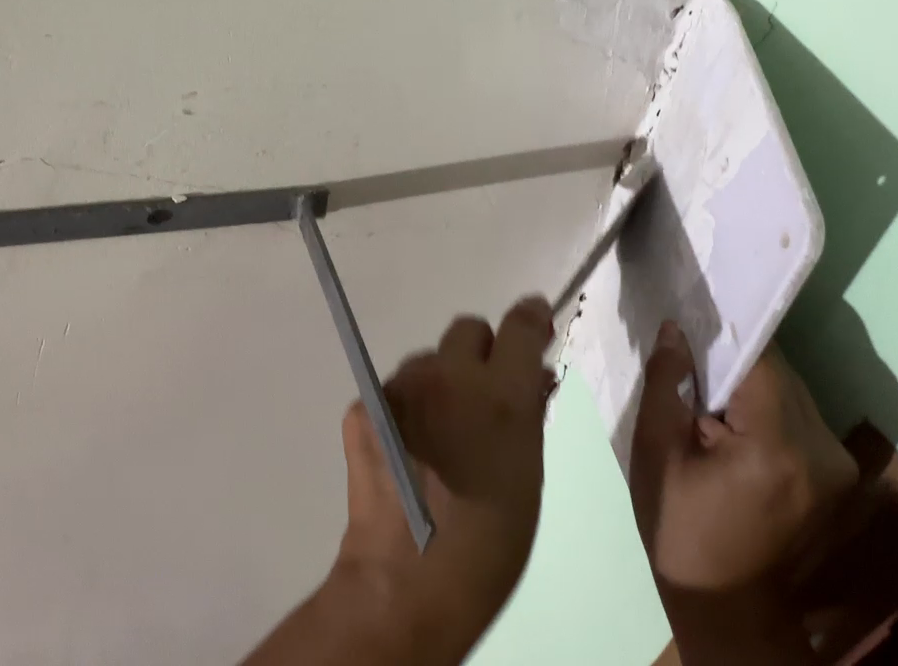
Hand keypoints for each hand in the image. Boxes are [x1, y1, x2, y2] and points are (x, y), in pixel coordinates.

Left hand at [332, 297, 557, 660]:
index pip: (519, 324)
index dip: (530, 318)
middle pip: (465, 330)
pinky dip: (406, 406)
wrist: (409, 578)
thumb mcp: (530, 473)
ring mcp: (399, 387)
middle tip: (484, 389)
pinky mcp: (363, 405)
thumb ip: (529, 412)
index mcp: (500, 392)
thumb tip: (532, 377)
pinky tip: (408, 446)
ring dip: (440, 379)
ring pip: (427, 360)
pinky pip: (394, 389)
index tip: (534, 320)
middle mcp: (448, 375)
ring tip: (441, 429)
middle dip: (480, 350)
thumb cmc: (489, 540)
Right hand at [629, 322, 856, 593]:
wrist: (726, 605)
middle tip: (691, 370)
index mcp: (777, 446)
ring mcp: (842, 468)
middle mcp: (825, 451)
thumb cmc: (678, 526)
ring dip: (752, 390)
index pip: (760, 359)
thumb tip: (676, 329)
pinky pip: (802, 421)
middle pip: (781, 375)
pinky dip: (768, 414)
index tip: (691, 322)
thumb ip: (665, 383)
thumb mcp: (654, 451)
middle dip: (735, 366)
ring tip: (709, 406)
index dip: (724, 336)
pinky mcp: (844, 479)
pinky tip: (734, 433)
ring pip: (793, 395)